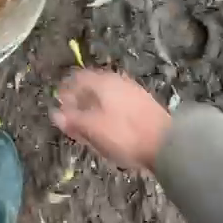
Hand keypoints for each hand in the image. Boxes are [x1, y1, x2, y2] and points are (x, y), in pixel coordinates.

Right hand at [51, 69, 171, 171]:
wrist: (167, 144)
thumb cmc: (124, 134)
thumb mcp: (93, 129)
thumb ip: (73, 120)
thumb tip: (55, 114)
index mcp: (102, 81)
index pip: (77, 78)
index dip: (66, 90)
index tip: (60, 104)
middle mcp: (117, 81)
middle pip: (92, 87)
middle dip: (80, 101)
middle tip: (73, 118)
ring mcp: (133, 92)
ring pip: (107, 97)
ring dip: (95, 109)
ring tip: (91, 127)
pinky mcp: (144, 105)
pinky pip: (119, 105)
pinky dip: (110, 114)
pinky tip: (111, 129)